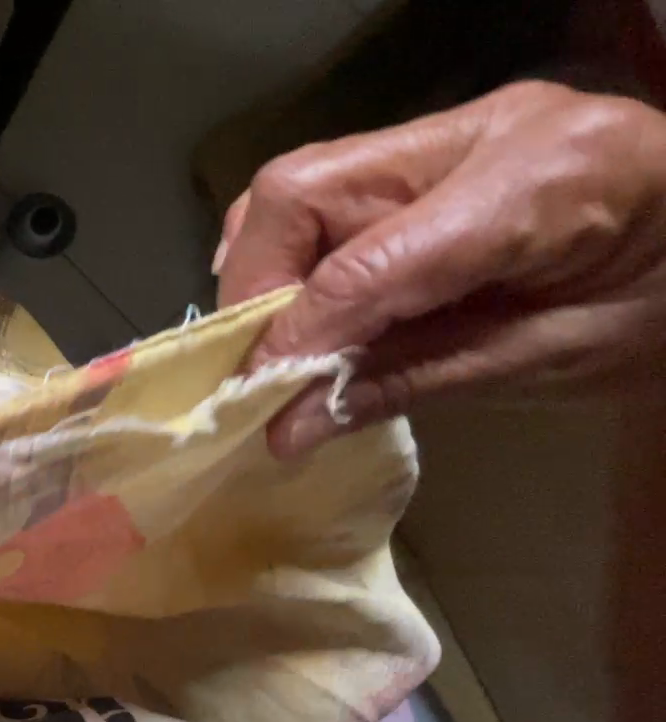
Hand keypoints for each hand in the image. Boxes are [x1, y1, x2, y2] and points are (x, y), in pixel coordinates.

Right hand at [215, 80, 665, 457]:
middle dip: (254, 287)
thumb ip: (405, 382)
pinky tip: (299, 297)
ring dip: (258, 272)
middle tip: (264, 360)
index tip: (260, 400)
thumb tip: (284, 429)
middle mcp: (477, 134)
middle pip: (297, 194)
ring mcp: (441, 136)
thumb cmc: (664, 310)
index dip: (295, 337)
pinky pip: (307, 195)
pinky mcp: (415, 154)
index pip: (366, 264)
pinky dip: (277, 254)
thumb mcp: (549, 360)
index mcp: (545, 177)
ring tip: (281, 334)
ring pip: (289, 191)